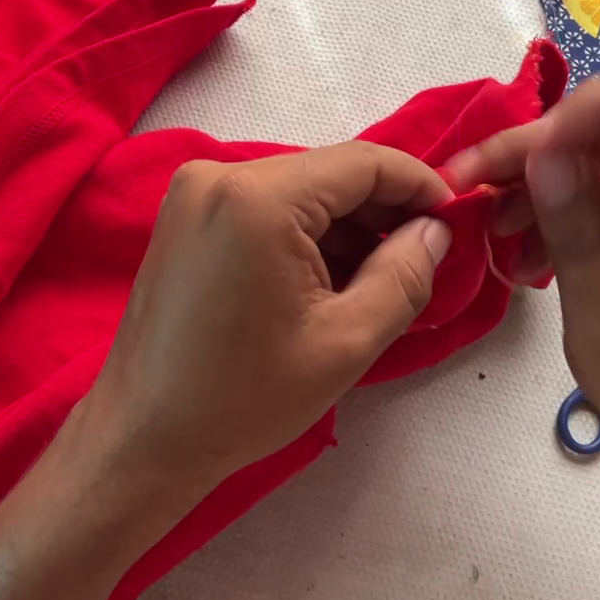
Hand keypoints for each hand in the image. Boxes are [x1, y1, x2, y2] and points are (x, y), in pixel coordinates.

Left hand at [76, 142, 454, 496]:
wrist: (143, 436)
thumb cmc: (243, 398)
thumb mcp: (346, 342)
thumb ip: (405, 274)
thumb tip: (435, 230)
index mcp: (257, 196)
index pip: (363, 162)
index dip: (420, 185)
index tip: (455, 221)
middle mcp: (217, 174)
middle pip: (328, 174)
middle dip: (381, 213)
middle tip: (418, 261)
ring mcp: (193, 194)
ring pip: (297, 191)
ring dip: (343, 228)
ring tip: (372, 283)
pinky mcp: (183, 218)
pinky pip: (263, 208)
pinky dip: (302, 235)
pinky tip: (323, 282)